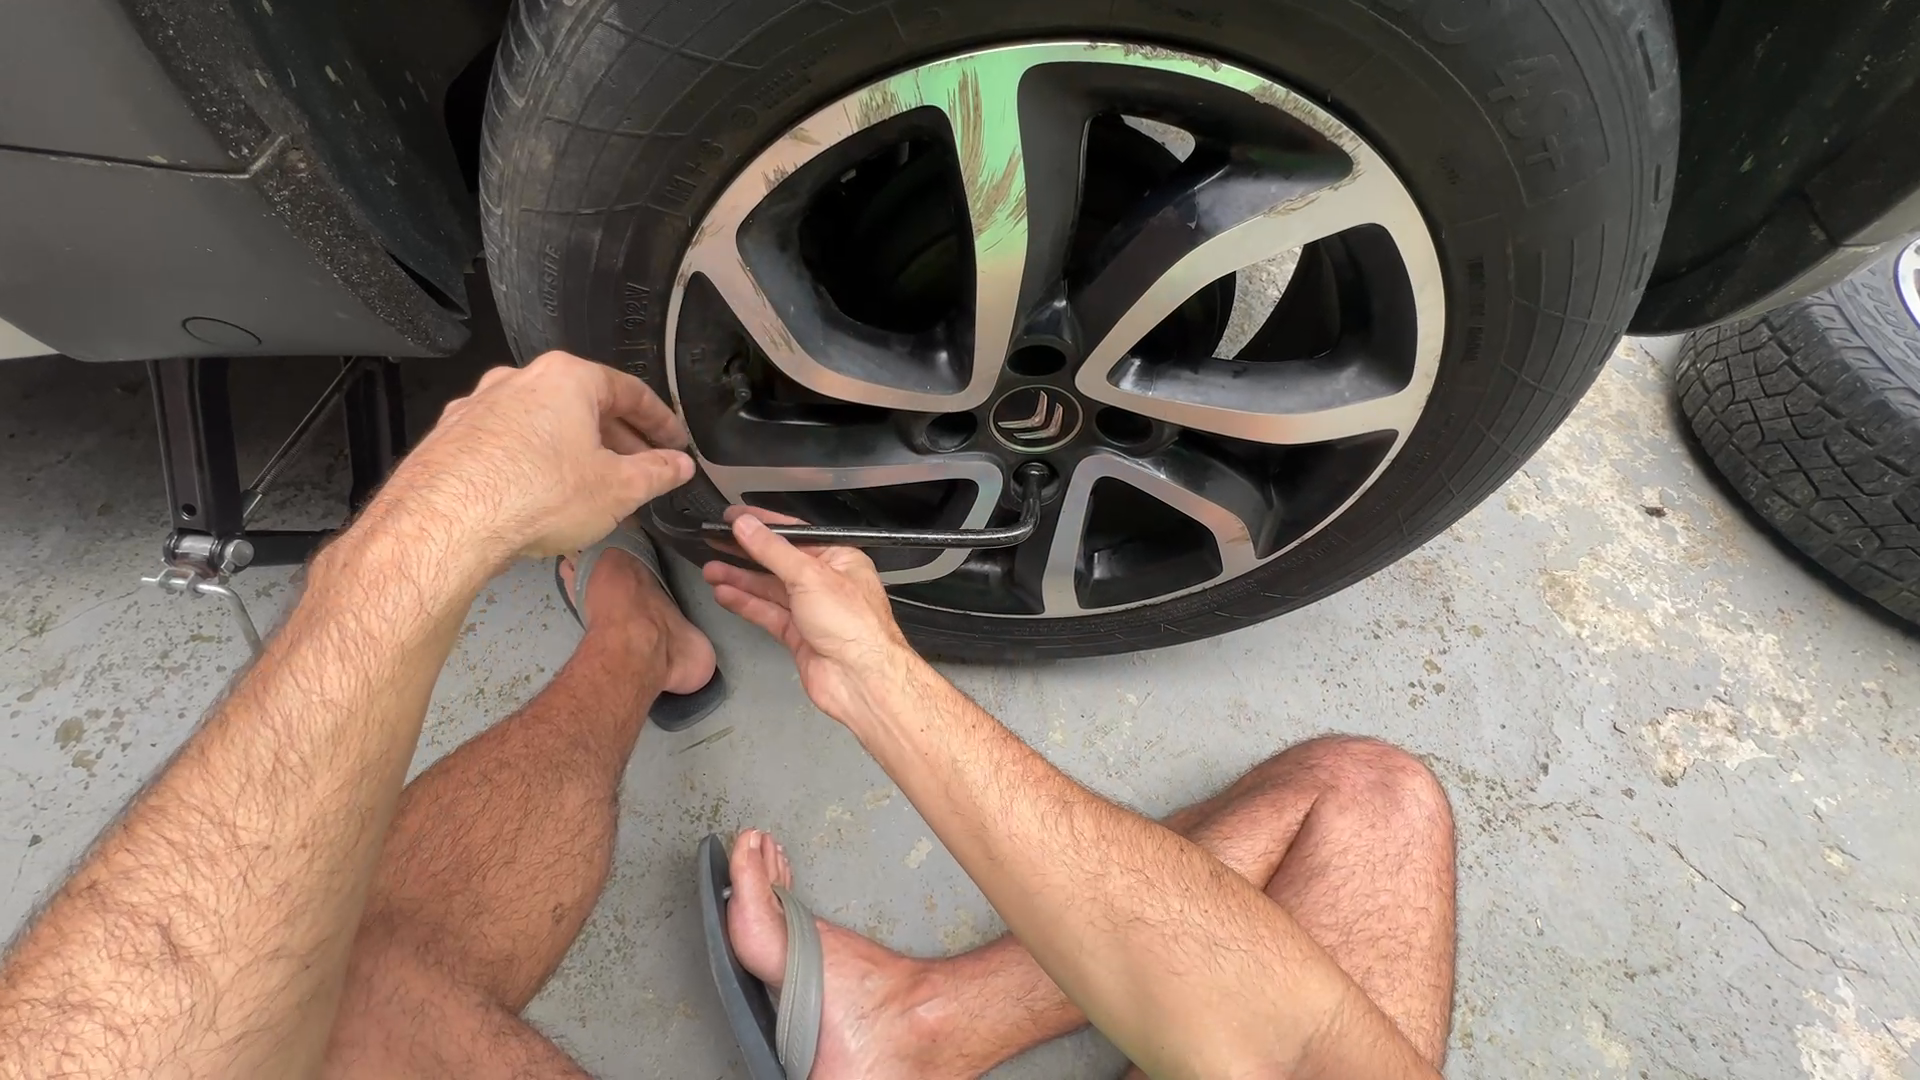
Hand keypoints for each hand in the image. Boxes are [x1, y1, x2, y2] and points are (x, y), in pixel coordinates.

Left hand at [377, 351, 694, 560]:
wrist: (444, 526)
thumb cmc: (538, 495)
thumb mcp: (621, 488)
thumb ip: (658, 472)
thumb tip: (679, 465)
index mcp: (566, 378)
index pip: (630, 392)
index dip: (662, 422)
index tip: (676, 443)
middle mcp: (518, 382)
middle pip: (586, 406)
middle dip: (620, 441)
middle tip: (644, 470)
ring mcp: (478, 409)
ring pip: (547, 426)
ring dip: (580, 453)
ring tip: (600, 490)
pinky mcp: (452, 440)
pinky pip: (512, 446)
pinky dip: (540, 465)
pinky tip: (550, 499)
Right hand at [701, 508, 926, 726]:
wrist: (860, 678)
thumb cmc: (857, 627)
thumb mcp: (810, 575)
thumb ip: (773, 550)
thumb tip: (749, 526)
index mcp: (840, 559)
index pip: (796, 535)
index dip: (764, 525)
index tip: (737, 518)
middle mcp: (827, 583)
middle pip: (779, 561)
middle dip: (746, 553)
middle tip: (717, 542)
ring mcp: (812, 610)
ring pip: (770, 589)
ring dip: (740, 578)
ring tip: (711, 569)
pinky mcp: (799, 635)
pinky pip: (767, 613)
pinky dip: (746, 603)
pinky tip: (726, 594)